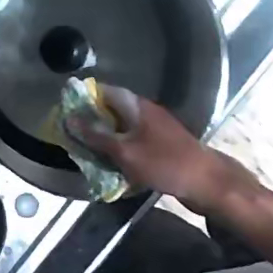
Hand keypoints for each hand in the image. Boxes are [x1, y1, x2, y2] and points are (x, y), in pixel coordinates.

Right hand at [67, 85, 252, 213]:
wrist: (206, 182)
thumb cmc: (164, 163)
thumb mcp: (125, 151)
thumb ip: (97, 136)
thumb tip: (71, 119)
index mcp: (137, 106)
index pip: (105, 90)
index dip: (85, 96)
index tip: (66, 107)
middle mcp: (146, 112)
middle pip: (112, 109)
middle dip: (92, 121)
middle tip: (72, 134)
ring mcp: (155, 129)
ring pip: (122, 128)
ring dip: (105, 138)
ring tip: (87, 151)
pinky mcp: (161, 145)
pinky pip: (133, 142)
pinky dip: (120, 150)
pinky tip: (111, 164)